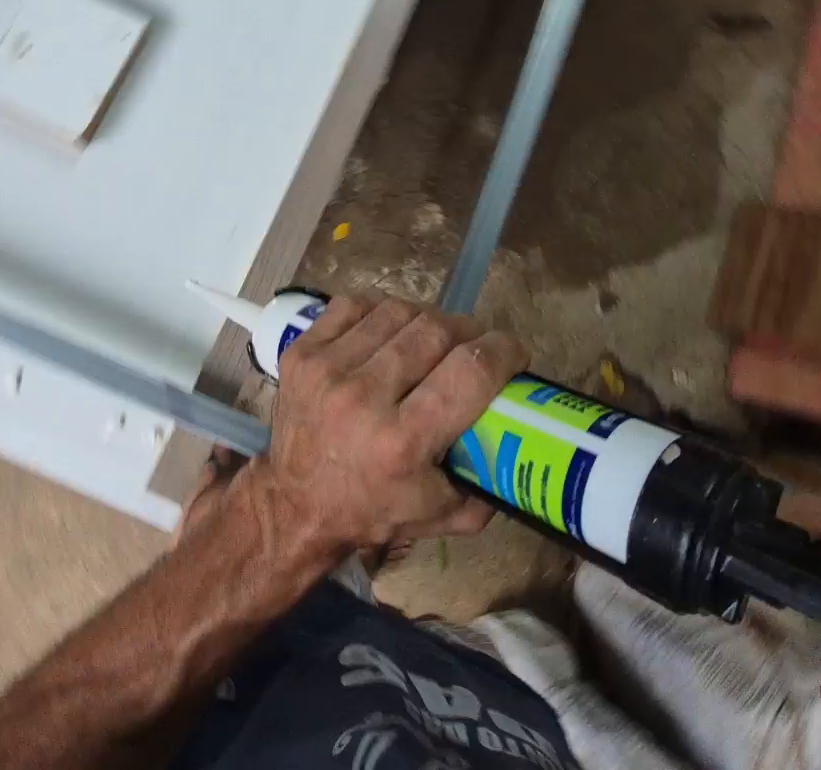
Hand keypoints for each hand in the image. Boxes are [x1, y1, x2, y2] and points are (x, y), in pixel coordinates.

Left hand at [238, 295, 527, 556]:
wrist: (294, 504)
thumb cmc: (372, 510)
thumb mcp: (443, 515)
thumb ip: (491, 483)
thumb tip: (526, 432)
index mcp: (402, 441)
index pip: (470, 370)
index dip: (503, 350)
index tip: (513, 352)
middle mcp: (362, 398)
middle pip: (436, 330)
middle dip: (469, 331)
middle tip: (476, 345)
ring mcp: (326, 369)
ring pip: (397, 311)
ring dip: (426, 319)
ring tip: (434, 338)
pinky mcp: (301, 353)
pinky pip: (354, 305)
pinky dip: (381, 311)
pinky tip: (391, 331)